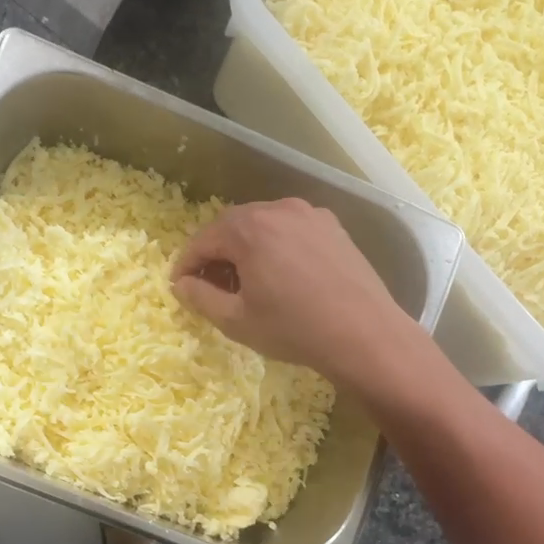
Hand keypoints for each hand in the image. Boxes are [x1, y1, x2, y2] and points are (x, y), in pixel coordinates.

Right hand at [172, 199, 430, 386]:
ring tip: (244, 282)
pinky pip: (291, 231)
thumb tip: (182, 284)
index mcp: (249, 228)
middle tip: (208, 285)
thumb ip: (201, 297)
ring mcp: (310, 215)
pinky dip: (275, 247)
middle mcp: (278, 209)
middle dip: (216, 253)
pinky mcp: (333, 227)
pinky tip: (279, 277)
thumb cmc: (293, 329)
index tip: (179, 287)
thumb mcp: (236, 320)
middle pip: (233, 226)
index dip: (186, 264)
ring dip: (246, 249)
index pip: (203, 240)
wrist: (364, 333)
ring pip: (264, 226)